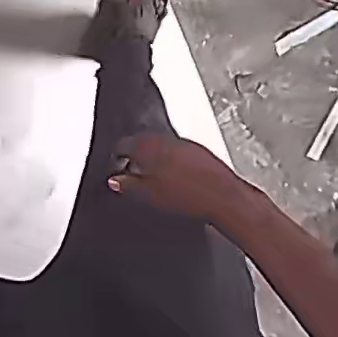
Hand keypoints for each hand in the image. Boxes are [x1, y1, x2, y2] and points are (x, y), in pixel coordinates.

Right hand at [108, 135, 251, 223]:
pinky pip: (176, 153)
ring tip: (153, 181)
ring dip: (153, 160)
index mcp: (148, 145)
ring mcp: (182, 144)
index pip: (123, 144)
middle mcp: (164, 139)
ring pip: (160, 148)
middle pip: (141, 143)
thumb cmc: (188, 195)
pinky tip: (174, 180)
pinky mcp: (197, 152)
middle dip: (135, 156)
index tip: (116, 168)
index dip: (117, 157)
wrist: (223, 197)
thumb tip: (114, 180)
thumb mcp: (149, 194)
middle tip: (131, 174)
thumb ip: (128, 185)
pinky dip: (170, 163)